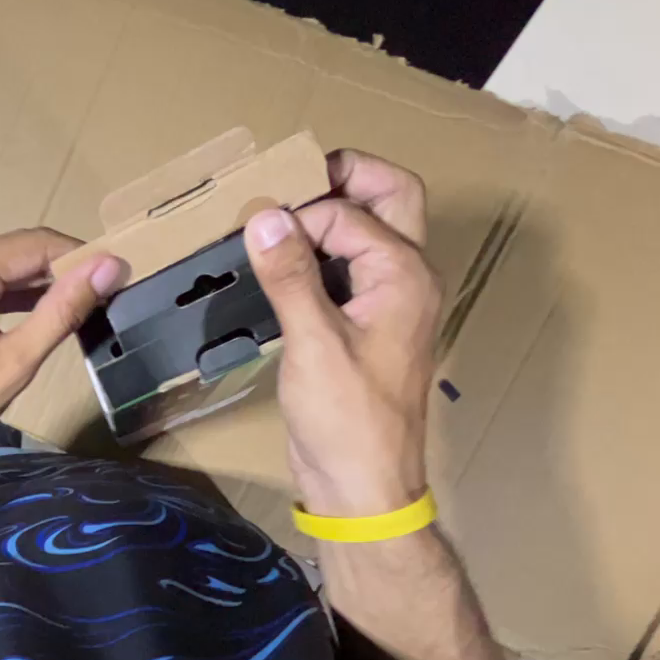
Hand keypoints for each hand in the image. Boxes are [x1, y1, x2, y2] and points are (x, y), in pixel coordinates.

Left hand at [0, 228, 125, 497]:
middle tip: (102, 289)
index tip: (115, 272)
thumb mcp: (15, 363)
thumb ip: (62, 310)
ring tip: (77, 301)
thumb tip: (108, 267)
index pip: (32, 245)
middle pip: (12, 252)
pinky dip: (5, 294)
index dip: (78, 256)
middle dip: (57, 269)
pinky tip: (37, 309)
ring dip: (33, 283)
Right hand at [243, 150, 440, 516]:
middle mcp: (405, 279)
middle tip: (292, 177)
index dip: (301, 215)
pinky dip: (322, 254)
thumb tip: (265, 216)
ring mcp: (387, 304)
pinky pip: (350, 270)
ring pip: (373, 233)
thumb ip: (290, 276)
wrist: (361, 482)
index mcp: (404, 275)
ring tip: (281, 214)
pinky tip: (283, 266)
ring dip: (335, 214)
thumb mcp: (313, 343)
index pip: (349, 216)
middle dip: (346, 178)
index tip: (254, 229)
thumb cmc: (347, 417)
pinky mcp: (363, 328)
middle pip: (391, 200)